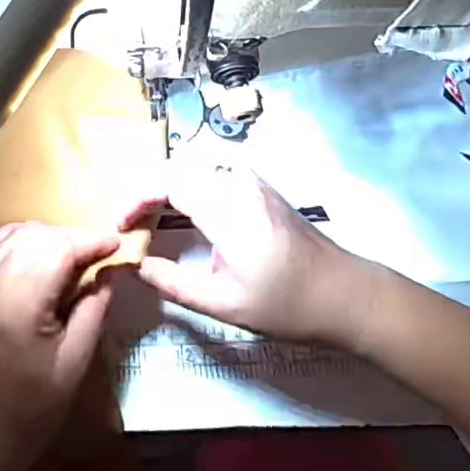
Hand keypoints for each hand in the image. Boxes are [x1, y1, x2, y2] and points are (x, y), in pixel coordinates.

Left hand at [0, 223, 118, 470]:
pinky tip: (39, 252)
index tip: (117, 243)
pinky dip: (19, 239)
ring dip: (46, 235)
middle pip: (35, 236)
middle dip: (71, 237)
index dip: (89, 240)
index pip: (57, 248)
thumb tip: (108, 274)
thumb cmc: (31, 410)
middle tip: (100, 254)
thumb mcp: (74, 365)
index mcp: (19, 303)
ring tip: (73, 255)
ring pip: (12, 235)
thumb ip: (92, 312)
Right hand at [125, 165, 378, 348]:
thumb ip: (175, 284)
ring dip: (165, 185)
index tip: (120, 225)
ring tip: (149, 216)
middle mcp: (238, 184)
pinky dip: (185, 185)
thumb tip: (137, 266)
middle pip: (176, 168)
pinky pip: (210, 172)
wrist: (349, 294)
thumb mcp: (226, 304)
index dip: (136, 199)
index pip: (167, 183)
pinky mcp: (258, 186)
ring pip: (192, 166)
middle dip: (145, 191)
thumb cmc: (288, 304)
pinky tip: (181, 211)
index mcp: (228, 210)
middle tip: (130, 222)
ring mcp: (251, 181)